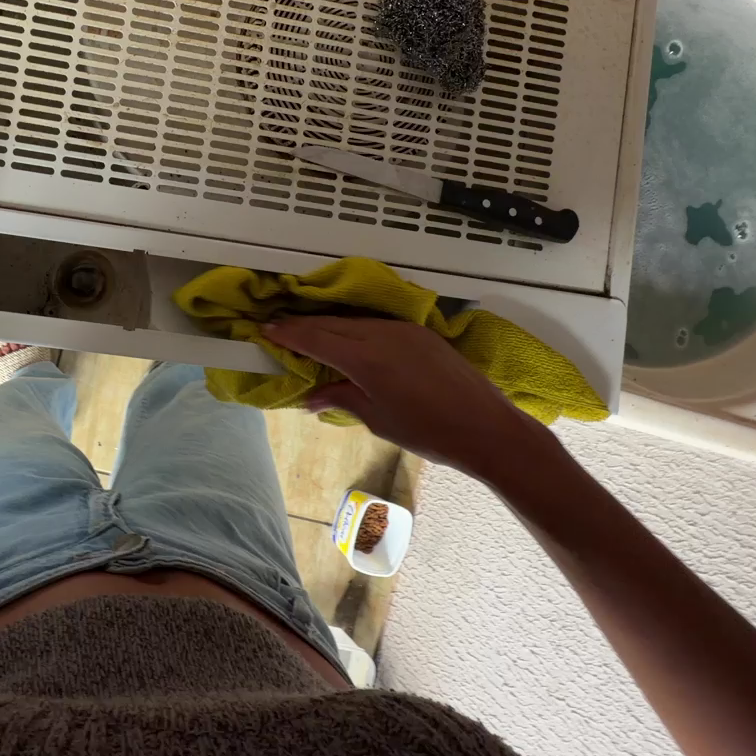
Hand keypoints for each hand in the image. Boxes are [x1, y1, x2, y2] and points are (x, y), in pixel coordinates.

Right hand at [262, 316, 559, 484]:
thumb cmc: (430, 433)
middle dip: (302, 325)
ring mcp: (403, 330)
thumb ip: (342, 399)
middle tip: (278, 329)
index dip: (288, 334)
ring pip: (353, 322)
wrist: (489, 429)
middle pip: (331, 324)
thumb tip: (312, 397)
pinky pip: (376, 324)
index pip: (316, 339)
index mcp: (367, 360)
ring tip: (308, 334)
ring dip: (327, 326)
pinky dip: (354, 329)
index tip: (266, 330)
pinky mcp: (419, 332)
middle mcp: (382, 336)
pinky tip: (347, 339)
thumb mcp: (378, 419)